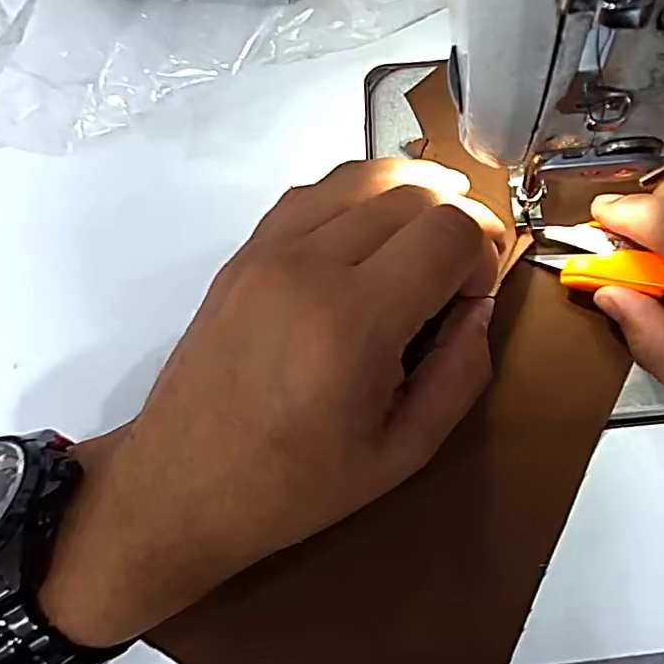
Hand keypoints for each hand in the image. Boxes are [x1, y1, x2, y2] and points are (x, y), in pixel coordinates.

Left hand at [41, 159, 510, 645]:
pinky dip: (361, 195)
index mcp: (355, 321)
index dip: (484, 252)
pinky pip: (315, 191)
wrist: (178, 487)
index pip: (450, 231)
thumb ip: (461, 374)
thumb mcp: (405, 451)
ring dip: (415, 193)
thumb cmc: (296, 484)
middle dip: (459, 219)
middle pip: (414, 192)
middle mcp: (310, 265)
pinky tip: (374, 228)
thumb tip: (479, 307)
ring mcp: (269, 250)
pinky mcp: (245, 251)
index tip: (475, 294)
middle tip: (463, 268)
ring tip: (433, 231)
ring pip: (364, 176)